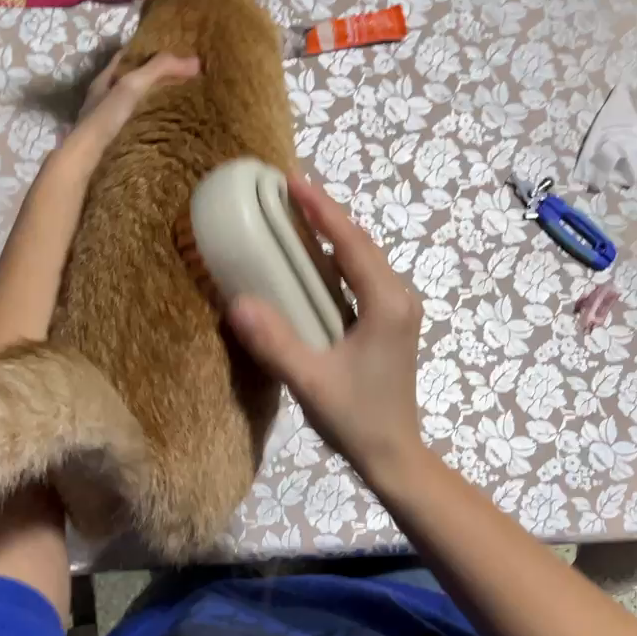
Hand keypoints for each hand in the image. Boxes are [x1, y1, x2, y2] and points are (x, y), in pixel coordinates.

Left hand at [65, 50, 199, 155]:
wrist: (86, 157)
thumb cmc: (106, 116)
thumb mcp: (133, 86)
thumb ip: (158, 70)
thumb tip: (195, 61)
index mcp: (105, 79)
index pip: (125, 57)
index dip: (145, 50)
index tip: (169, 50)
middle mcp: (103, 97)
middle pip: (128, 79)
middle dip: (149, 76)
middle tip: (177, 76)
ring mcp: (105, 121)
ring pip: (129, 103)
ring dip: (147, 100)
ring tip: (172, 102)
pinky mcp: (111, 140)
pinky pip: (132, 124)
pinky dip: (145, 121)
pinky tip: (157, 127)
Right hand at [227, 179, 426, 483]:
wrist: (394, 454)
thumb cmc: (356, 418)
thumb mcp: (310, 381)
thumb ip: (274, 342)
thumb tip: (236, 303)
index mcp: (386, 303)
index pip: (351, 243)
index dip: (322, 210)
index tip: (293, 181)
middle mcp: (399, 298)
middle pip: (361, 244)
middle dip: (327, 216)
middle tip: (288, 193)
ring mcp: (400, 311)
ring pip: (365, 260)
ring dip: (334, 237)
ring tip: (298, 218)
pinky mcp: (393, 324)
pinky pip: (365, 279)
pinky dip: (340, 262)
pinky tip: (315, 264)